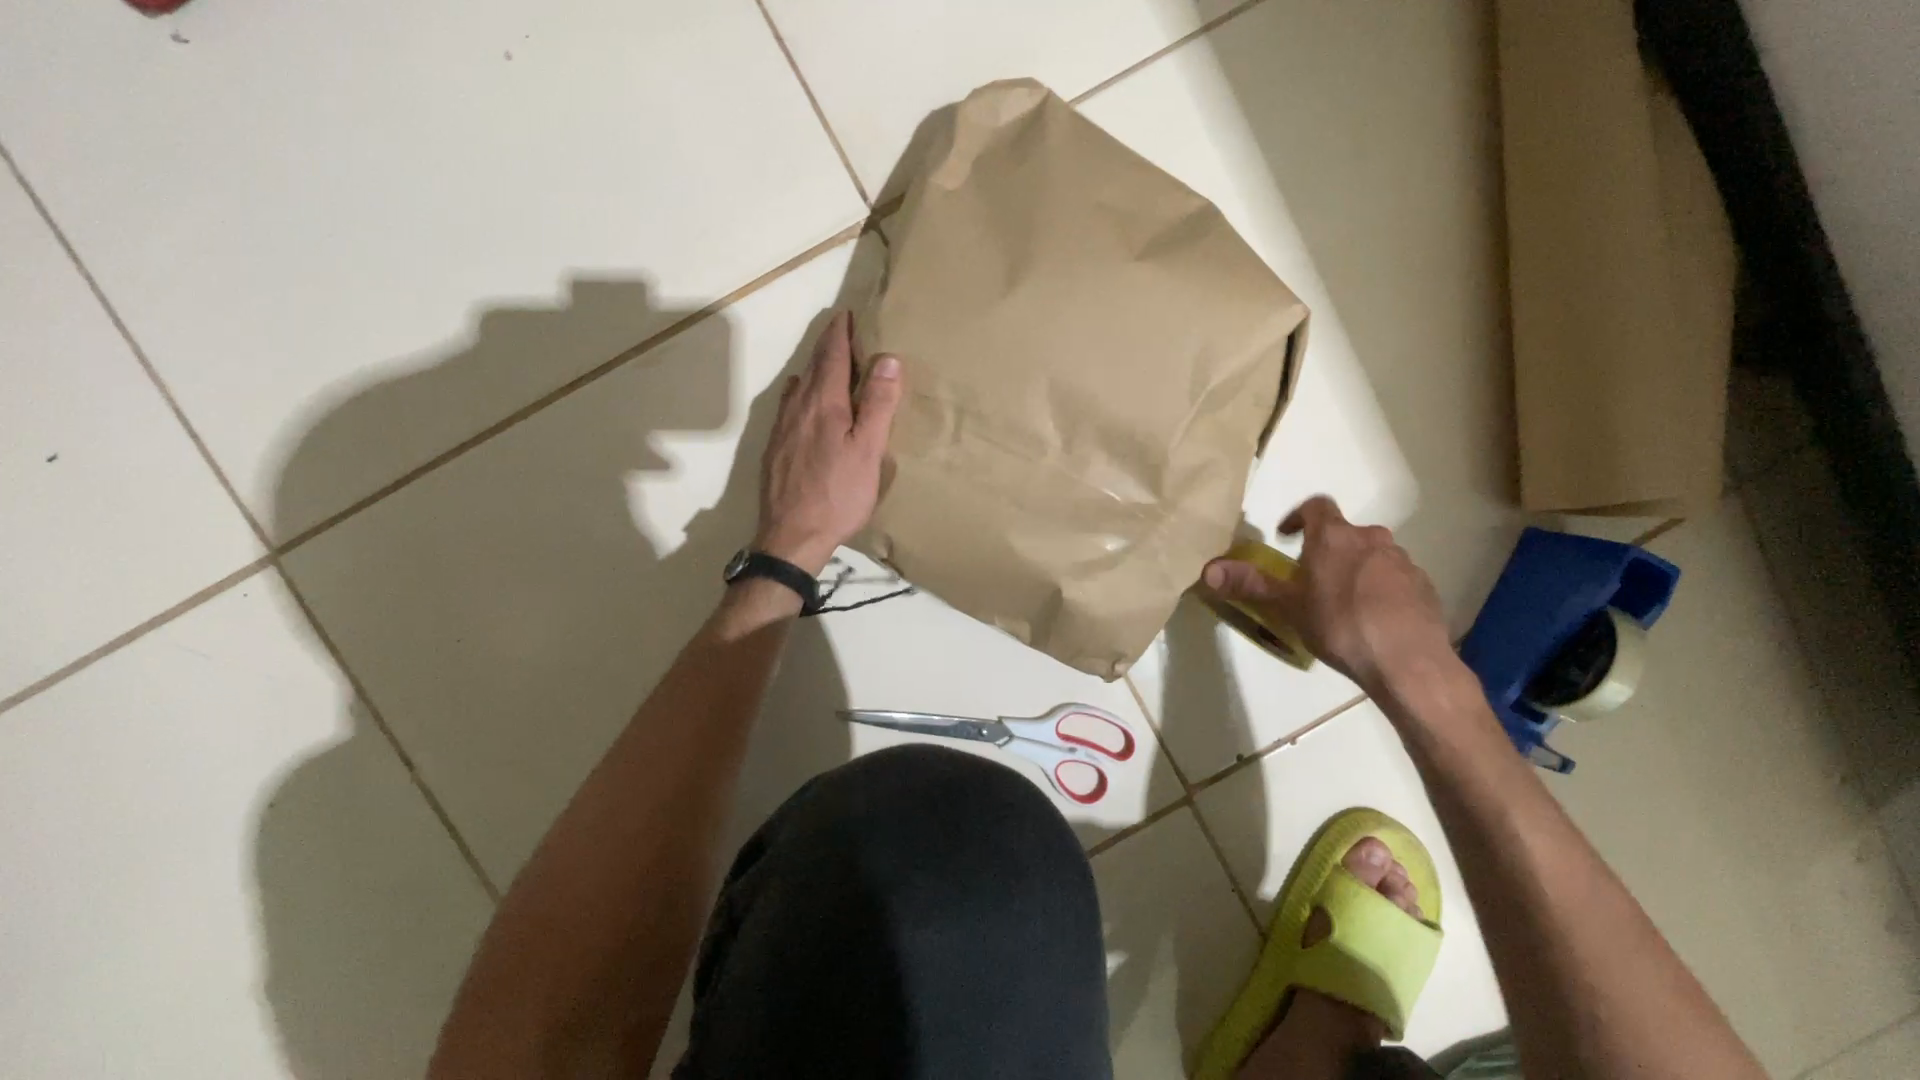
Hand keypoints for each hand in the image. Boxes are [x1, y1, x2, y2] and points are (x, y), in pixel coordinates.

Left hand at [752, 311, 903, 576]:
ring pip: (799, 387)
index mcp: (823, 403)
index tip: (848, 314)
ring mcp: (782, 429)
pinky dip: (803, 394)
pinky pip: (790, 408)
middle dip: (828, 347)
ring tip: (831, 367)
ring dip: (815, 371)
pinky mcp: (776, 449)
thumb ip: (877, 404)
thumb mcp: (868, 450)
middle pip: (813, 367)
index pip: (831, 355)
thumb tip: (886, 357)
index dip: (840, 333)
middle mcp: (797, 408)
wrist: (791, 536)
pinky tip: (805, 403)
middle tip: (844, 333)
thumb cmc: (837, 495)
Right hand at [1202, 496, 1452, 694]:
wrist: (1407, 660)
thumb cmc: (1340, 625)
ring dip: (1356, 570)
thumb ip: (1250, 584)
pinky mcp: (1424, 586)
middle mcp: (1371, 539)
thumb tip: (1207, 570)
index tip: (1286, 537)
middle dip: (1328, 550)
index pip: (1316, 506)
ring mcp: (1403, 562)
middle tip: (1312, 580)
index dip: (1299, 517)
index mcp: (1334, 537)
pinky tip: (1374, 620)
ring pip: (1372, 556)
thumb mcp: (1287, 607)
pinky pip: (1395, 579)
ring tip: (1344, 604)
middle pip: (1345, 534)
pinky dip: (1381, 590)